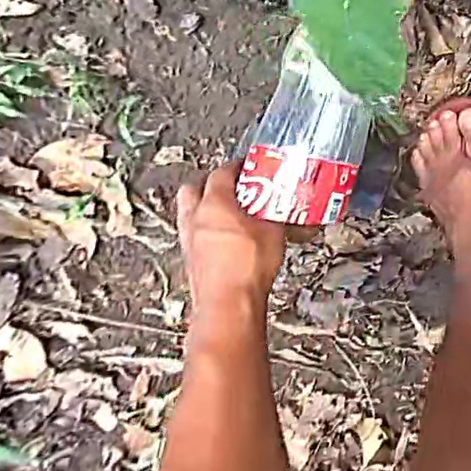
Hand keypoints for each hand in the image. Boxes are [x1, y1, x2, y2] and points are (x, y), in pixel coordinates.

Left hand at [176, 164, 284, 342]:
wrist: (229, 305)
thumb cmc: (247, 267)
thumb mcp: (274, 231)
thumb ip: (274, 214)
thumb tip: (281, 209)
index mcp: (215, 204)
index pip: (222, 172)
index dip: (238, 165)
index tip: (249, 164)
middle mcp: (196, 218)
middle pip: (195, 187)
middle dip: (212, 182)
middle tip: (234, 184)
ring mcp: (189, 240)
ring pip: (191, 211)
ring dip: (206, 206)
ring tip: (229, 210)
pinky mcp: (191, 259)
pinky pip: (195, 233)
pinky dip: (207, 228)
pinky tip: (226, 237)